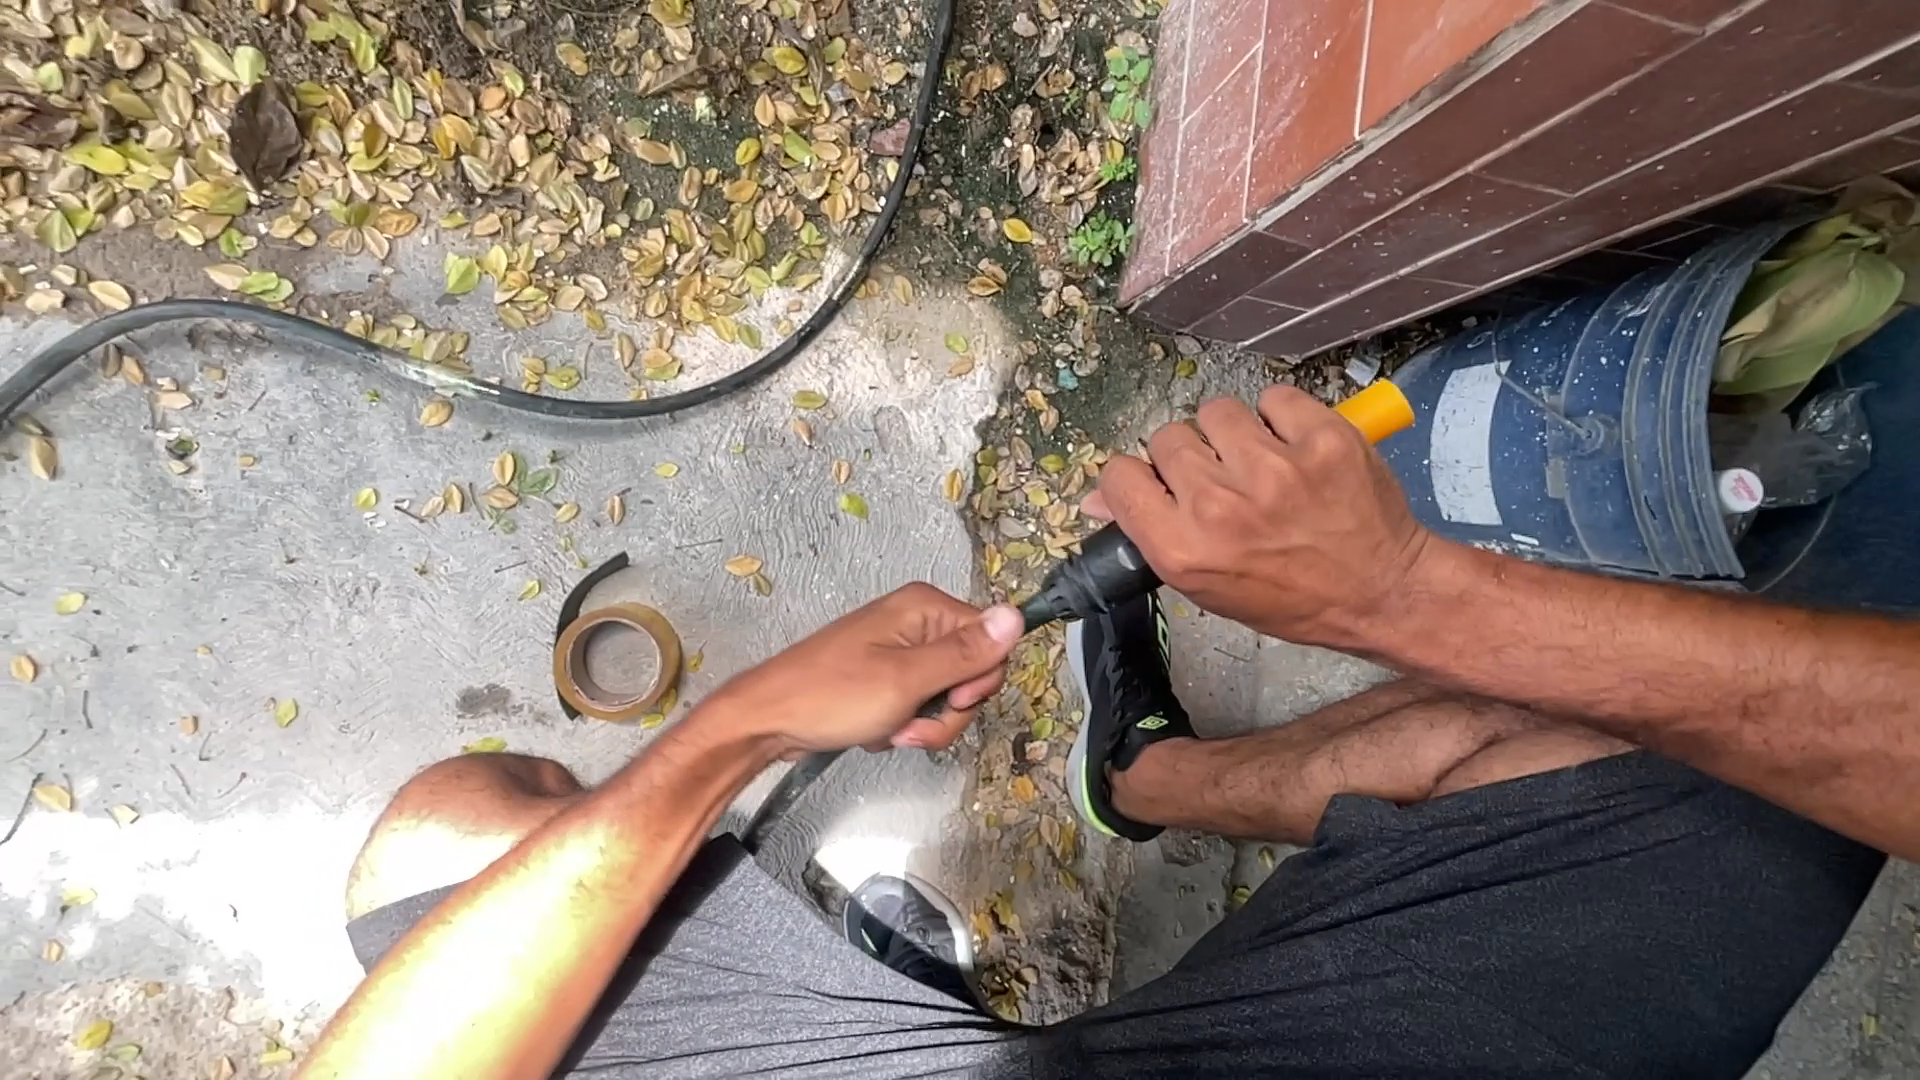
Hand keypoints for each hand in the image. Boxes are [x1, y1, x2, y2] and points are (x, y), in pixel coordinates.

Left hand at [698, 583, 1023, 755]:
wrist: (768, 721)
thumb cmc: (830, 696)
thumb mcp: (906, 680)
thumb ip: (965, 653)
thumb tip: (1016, 616)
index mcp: (925, 608)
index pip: (991, 643)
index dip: (976, 682)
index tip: (948, 700)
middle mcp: (917, 622)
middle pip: (971, 673)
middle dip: (948, 711)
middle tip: (911, 724)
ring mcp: (901, 650)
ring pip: (947, 695)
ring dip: (925, 724)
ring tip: (890, 729)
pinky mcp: (888, 676)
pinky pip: (921, 703)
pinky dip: (906, 724)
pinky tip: (879, 729)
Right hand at [1084, 385, 1430, 646]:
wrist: (1383, 592)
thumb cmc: (1286, 598)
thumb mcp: (1204, 584)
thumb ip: (1150, 533)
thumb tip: (1097, 498)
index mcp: (1181, 548)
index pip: (1119, 477)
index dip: (1136, 478)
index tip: (1159, 485)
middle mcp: (1218, 506)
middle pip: (1166, 438)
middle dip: (1189, 457)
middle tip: (1222, 484)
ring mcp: (1273, 468)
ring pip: (1215, 411)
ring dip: (1231, 433)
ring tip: (1260, 464)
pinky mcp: (1322, 438)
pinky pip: (1272, 398)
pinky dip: (1279, 418)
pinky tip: (1293, 449)